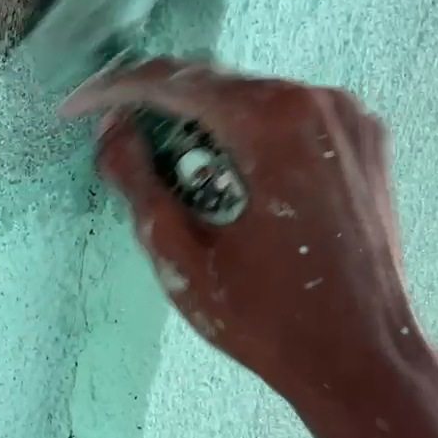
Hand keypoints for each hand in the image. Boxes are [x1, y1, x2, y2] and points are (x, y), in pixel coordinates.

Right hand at [60, 59, 423, 403]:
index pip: (172, 82)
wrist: (360, 356)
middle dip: (152, 105)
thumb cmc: (264, 314)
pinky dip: (239, 131)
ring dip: (194, 120)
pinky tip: (217, 172)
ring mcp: (348, 119)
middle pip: (212, 82)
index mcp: (272, 123)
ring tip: (161, 164)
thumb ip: (135, 178)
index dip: (112, 91)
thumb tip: (110, 129)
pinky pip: (283, 114)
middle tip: (111, 140)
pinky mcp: (362, 141)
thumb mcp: (177, 250)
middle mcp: (316, 103)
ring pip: (246, 95)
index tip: (75, 111)